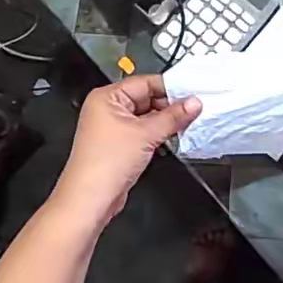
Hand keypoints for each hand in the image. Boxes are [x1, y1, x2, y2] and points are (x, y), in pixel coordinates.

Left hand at [51, 75, 201, 227]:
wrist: (90, 200)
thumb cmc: (103, 165)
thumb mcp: (146, 134)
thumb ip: (173, 117)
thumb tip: (192, 103)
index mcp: (107, 97)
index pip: (145, 82)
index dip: (169, 88)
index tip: (190, 93)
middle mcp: (107, 109)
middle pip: (146, 99)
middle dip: (169, 106)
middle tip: (192, 110)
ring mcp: (112, 127)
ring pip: (146, 116)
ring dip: (164, 121)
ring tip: (186, 123)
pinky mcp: (118, 144)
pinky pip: (142, 131)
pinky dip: (157, 133)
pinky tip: (173, 136)